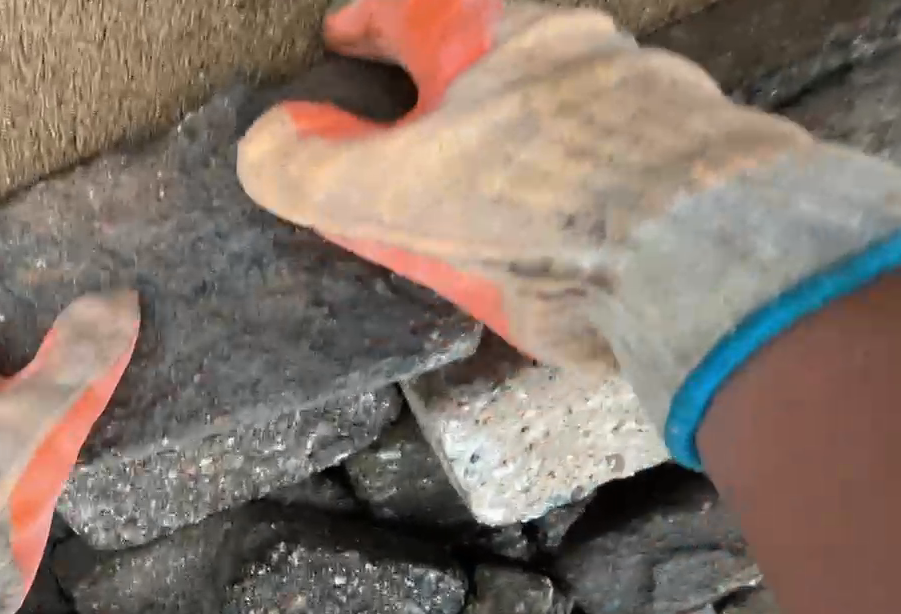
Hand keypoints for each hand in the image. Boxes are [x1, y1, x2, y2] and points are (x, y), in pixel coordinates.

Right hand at [236, 0, 900, 445]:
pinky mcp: (637, 185)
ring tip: (423, 182)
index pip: (425, 8)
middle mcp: (567, 67)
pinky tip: (491, 223)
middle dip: (422, 81)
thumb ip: (308, 166)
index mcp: (504, 43)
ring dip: (469, 138)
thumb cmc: (523, 203)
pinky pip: (553, 170)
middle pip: (479, 58)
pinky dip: (510, 187)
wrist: (678, 263)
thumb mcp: (381, 188)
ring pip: (521, 115)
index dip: (374, 17)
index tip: (340, 30)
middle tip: (375, 110)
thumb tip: (261, 144)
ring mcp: (614, 121)